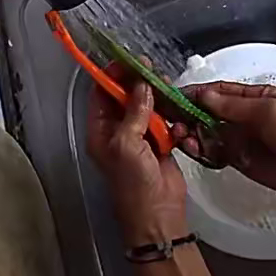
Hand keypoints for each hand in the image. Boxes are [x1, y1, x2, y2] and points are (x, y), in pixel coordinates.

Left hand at [86, 80, 189, 246]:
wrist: (159, 213)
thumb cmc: (133, 185)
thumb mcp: (126, 144)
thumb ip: (134, 112)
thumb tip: (141, 86)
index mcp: (100, 132)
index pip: (101, 96)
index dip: (111, 77)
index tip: (125, 61)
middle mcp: (117, 132)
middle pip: (125, 98)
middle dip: (137, 84)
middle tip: (149, 69)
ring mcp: (139, 137)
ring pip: (146, 107)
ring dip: (156, 98)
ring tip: (165, 87)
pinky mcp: (159, 143)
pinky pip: (164, 121)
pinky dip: (170, 117)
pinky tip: (175, 114)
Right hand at [182, 82, 275, 200]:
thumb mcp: (266, 112)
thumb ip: (232, 106)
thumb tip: (205, 96)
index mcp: (253, 97)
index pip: (217, 92)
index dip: (196, 93)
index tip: (174, 96)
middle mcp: (243, 116)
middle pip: (207, 112)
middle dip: (189, 115)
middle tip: (173, 120)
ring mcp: (239, 138)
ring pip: (207, 133)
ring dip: (192, 133)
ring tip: (181, 136)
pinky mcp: (238, 158)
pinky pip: (213, 153)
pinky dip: (201, 151)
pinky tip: (192, 150)